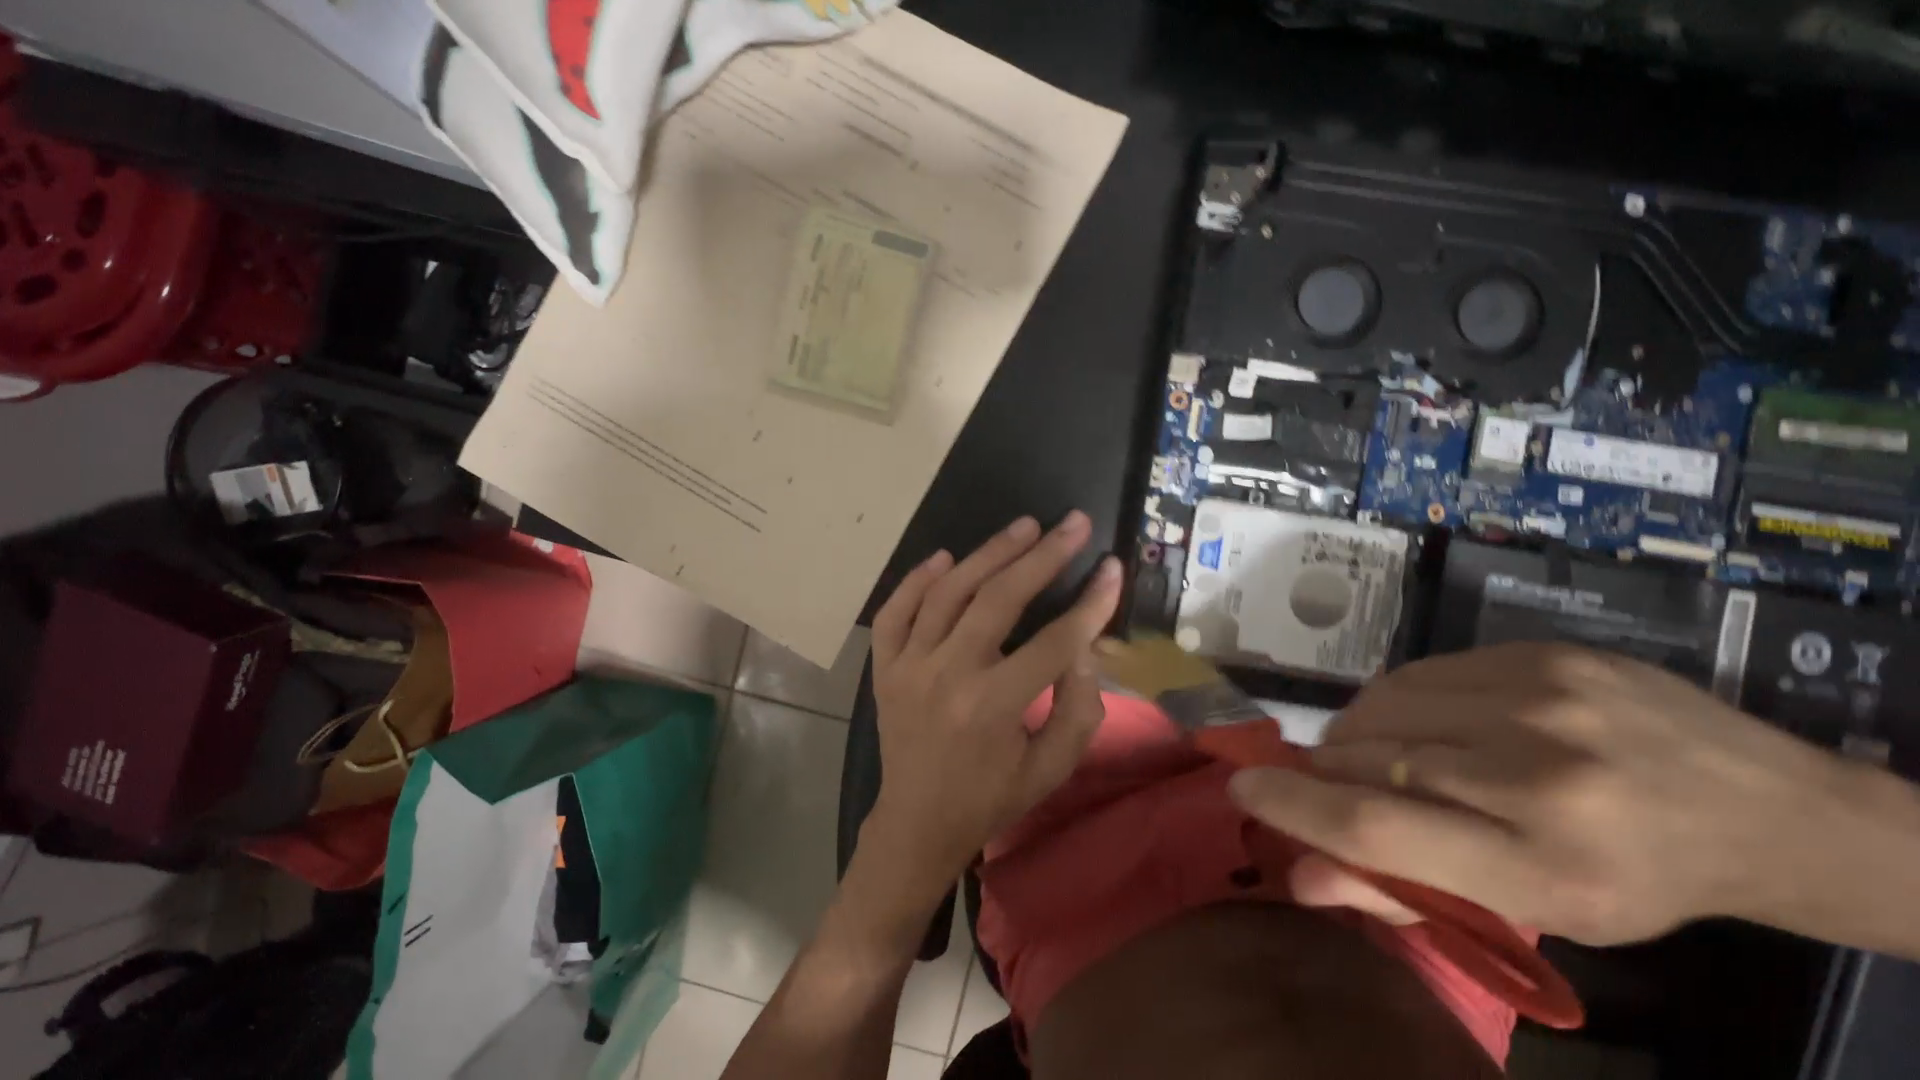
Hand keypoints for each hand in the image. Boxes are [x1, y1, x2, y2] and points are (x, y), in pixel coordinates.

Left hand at [866, 512, 1122, 893]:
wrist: (917, 823)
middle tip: (1073, 523)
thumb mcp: (1051, 767)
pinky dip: (916, 580)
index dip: (1090, 603)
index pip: (1052, 642)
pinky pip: (895, 612)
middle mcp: (946, 677)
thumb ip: (1077, 707)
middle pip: (997, 600)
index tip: (1112, 567)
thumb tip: (1083, 644)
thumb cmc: (992, 797)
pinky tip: (945, 557)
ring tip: (1025, 526)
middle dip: (1042, 556)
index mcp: (992, 707)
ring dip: (987, 554)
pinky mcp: (884, 667)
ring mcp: (908, 668)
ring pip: (947, 593)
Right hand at [1228, 643, 1873, 945]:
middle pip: (1366, 760)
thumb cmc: (1634, 880)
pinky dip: (1393, 703)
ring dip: (1353, 735)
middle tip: (1328, 788)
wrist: (1761, 808)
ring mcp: (1540, 699)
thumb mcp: (1533, 912)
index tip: (1241, 793)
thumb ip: (1407, 893)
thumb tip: (1298, 873)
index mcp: (1541, 862)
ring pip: (1381, 707)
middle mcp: (1537, 771)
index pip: (1374, 828)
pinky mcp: (1541, 653)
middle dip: (1326, 775)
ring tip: (1374, 756)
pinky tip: (1415, 723)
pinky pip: (1417, 673)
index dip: (1291, 810)